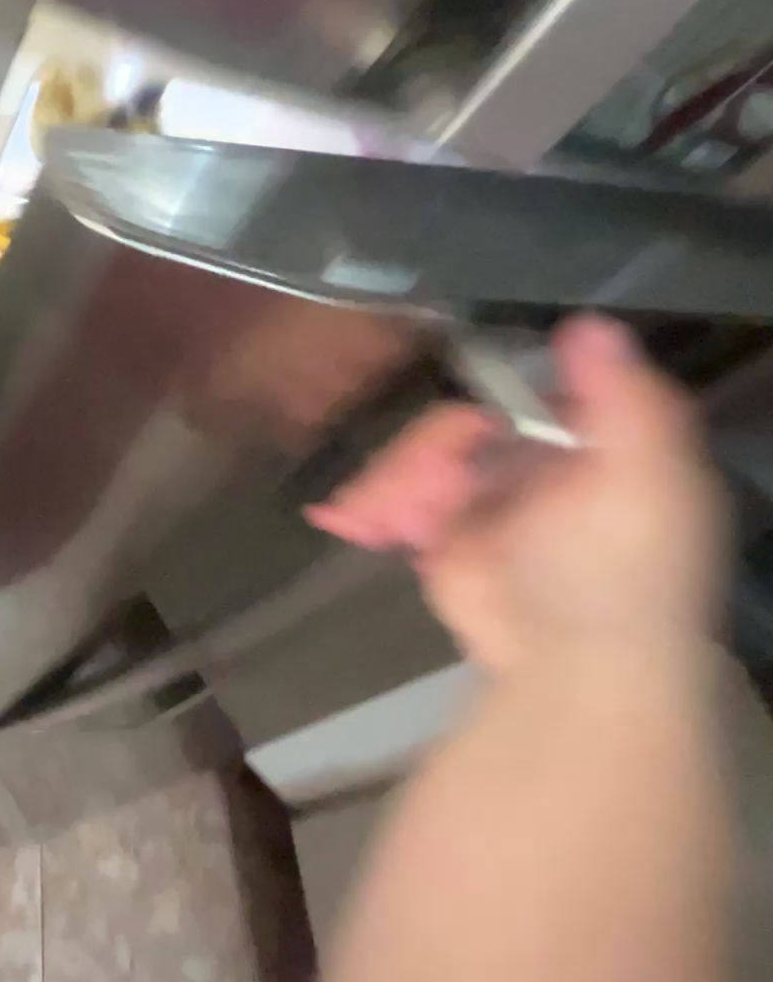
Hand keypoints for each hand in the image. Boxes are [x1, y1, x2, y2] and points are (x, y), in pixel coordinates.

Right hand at [305, 314, 727, 675]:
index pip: (510, 394)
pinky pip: (385, 502)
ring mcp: (471, 496)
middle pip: (442, 432)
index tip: (451, 441)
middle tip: (408, 506)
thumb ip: (621, 403)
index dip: (473, 409)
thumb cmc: (613, 573)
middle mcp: (523, 458)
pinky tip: (340, 521)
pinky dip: (358, 509)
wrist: (564, 660)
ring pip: (405, 465)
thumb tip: (586, 321)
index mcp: (580, 438)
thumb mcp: (641, 484)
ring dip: (381, 492)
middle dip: (414, 465)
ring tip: (369, 526)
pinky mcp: (431, 531)